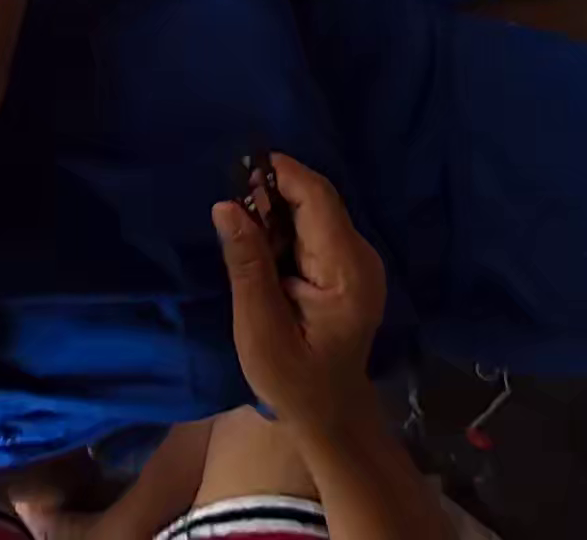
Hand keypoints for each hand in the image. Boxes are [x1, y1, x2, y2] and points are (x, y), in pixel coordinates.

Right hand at [212, 154, 386, 436]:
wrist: (328, 414)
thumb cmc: (292, 380)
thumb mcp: (259, 328)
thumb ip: (246, 264)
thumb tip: (225, 204)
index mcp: (347, 272)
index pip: (318, 198)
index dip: (280, 174)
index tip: (236, 172)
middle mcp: (360, 255)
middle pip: (316, 197)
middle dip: (271, 191)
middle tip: (231, 208)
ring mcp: (356, 258)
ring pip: (312, 206)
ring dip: (273, 207)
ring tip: (241, 230)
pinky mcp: (345, 262)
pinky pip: (311, 223)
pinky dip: (281, 223)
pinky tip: (260, 245)